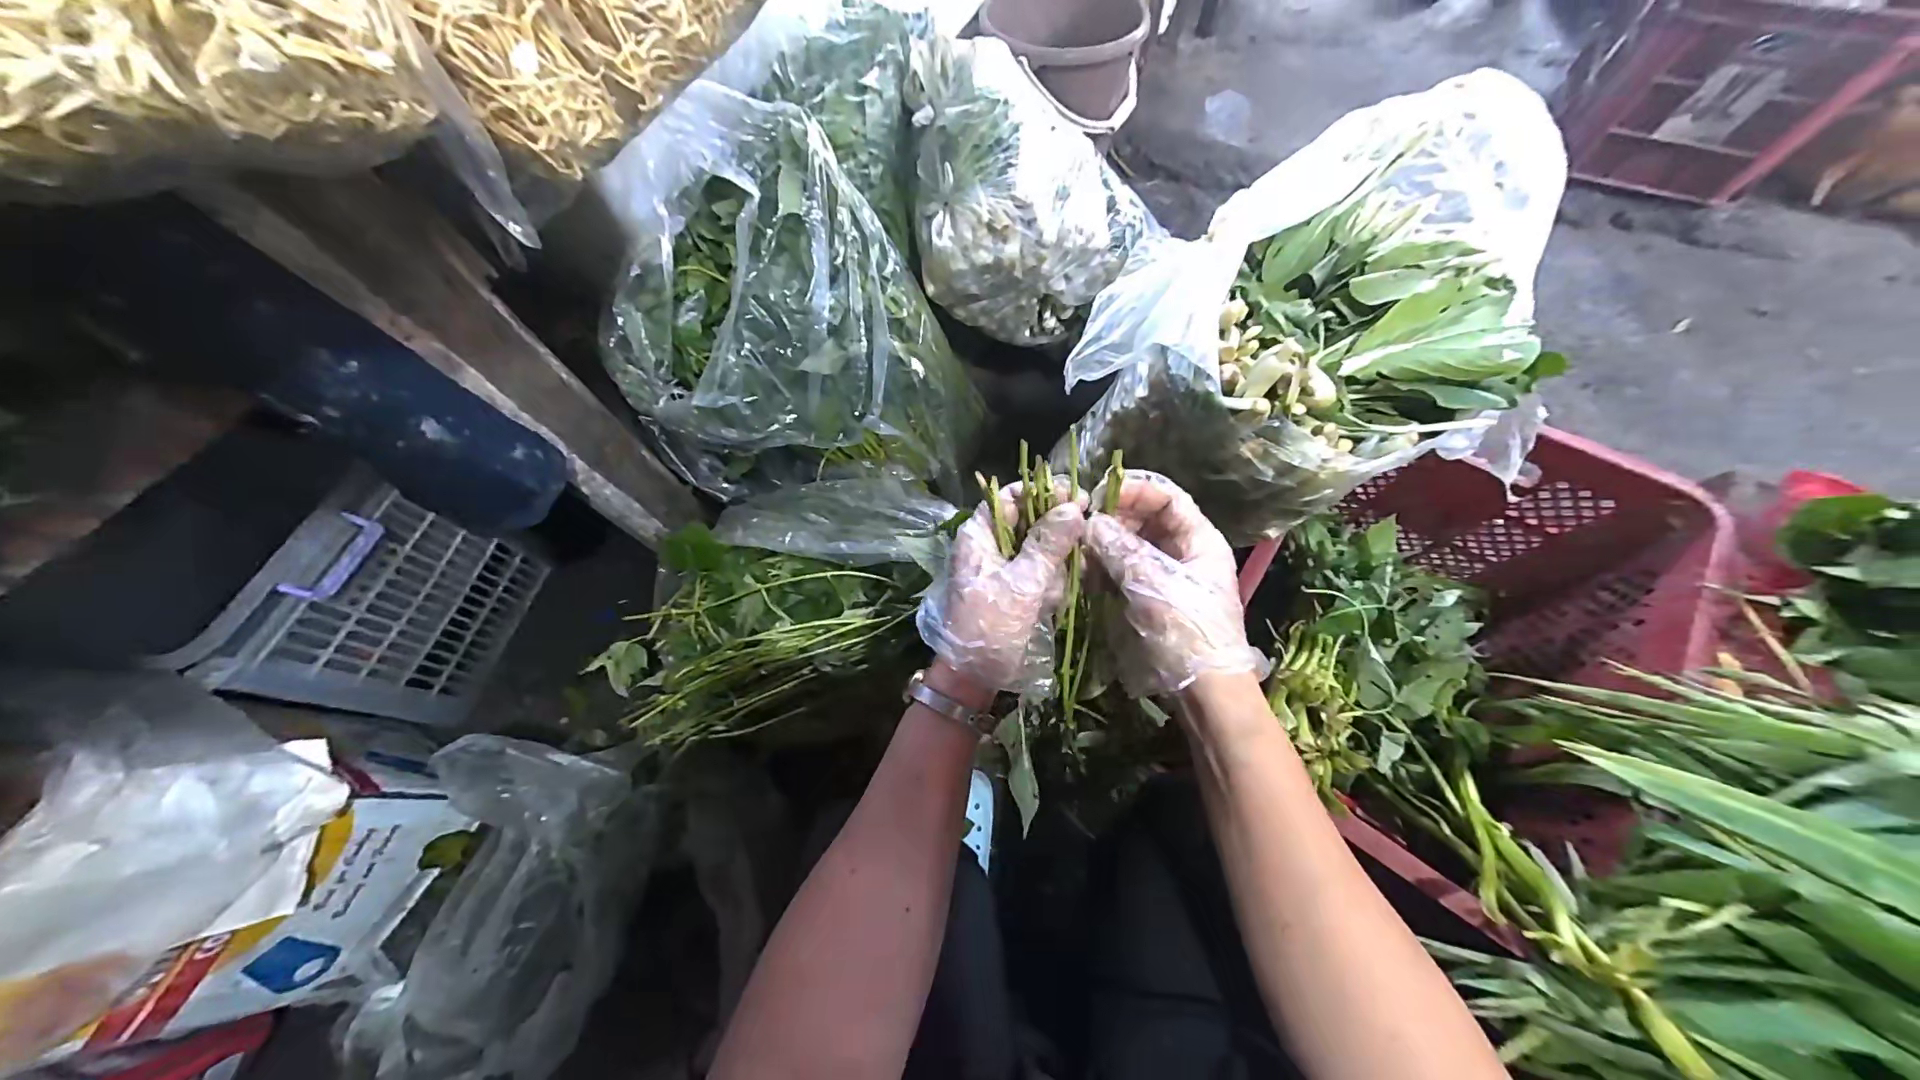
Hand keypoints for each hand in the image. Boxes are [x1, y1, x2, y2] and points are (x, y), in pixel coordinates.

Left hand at [917, 482, 1085, 692]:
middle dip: (1057, 529)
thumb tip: (1073, 506)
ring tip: (1061, 581)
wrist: (977, 677)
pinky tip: (1054, 600)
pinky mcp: (1021, 588)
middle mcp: (992, 546)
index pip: (1009, 497)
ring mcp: (1007, 567)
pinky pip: (1045, 573)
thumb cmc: (990, 627)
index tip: (1076, 495)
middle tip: (1085, 530)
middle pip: (1030, 520)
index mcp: (979, 536)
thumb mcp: (1022, 584)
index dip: (1041, 491)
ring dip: (1058, 561)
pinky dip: (1055, 581)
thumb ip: (1048, 545)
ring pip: (1043, 546)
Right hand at [1083, 470, 1268, 694]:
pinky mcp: (1146, 597)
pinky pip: (1122, 569)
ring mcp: (1163, 575)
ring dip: (1104, 540)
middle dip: (1114, 515)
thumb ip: (1120, 548)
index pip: (1168, 497)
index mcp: (1199, 540)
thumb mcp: (1153, 584)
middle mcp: (1183, 551)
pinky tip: (1083, 567)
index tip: (1099, 494)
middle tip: (1082, 520)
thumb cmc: (1187, 631)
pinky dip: (1103, 565)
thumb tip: (1089, 522)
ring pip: (1130, 543)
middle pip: (1147, 517)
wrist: (1202, 690)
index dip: (1135, 490)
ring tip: (1078, 543)